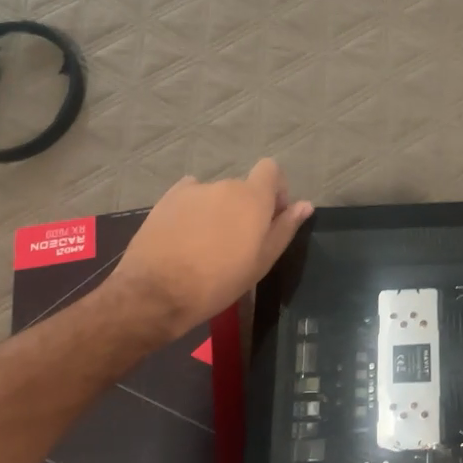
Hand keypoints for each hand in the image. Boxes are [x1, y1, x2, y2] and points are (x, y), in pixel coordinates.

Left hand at [103, 159, 311, 339]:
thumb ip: (285, 228)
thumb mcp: (262, 260)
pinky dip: (194, 212)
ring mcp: (191, 190)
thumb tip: (305, 205)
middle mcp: (224, 185)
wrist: (158, 292)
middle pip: (242, 188)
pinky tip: (185, 237)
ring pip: (215, 196)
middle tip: (238, 244)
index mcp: (252, 197)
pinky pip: (190, 198)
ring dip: (218, 212)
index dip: (275, 190)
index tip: (271, 217)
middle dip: (245, 209)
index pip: (271, 170)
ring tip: (207, 246)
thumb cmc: (220, 280)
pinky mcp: (165, 200)